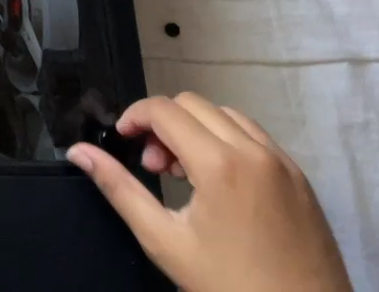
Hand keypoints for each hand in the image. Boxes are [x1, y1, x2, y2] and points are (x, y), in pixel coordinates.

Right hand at [66, 94, 350, 291]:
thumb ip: (118, 188)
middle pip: (192, 104)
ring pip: (225, 114)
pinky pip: (255, 136)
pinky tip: (220, 182)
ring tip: (186, 174)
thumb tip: (78, 152)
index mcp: (219, 163)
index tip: (123, 141)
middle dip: (163, 124)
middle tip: (153, 166)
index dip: (134, 117)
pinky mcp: (300, 177)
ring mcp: (282, 162)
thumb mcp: (164, 241)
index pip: (164, 109)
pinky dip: (227, 141)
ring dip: (196, 129)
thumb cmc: (230, 286)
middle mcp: (253, 150)